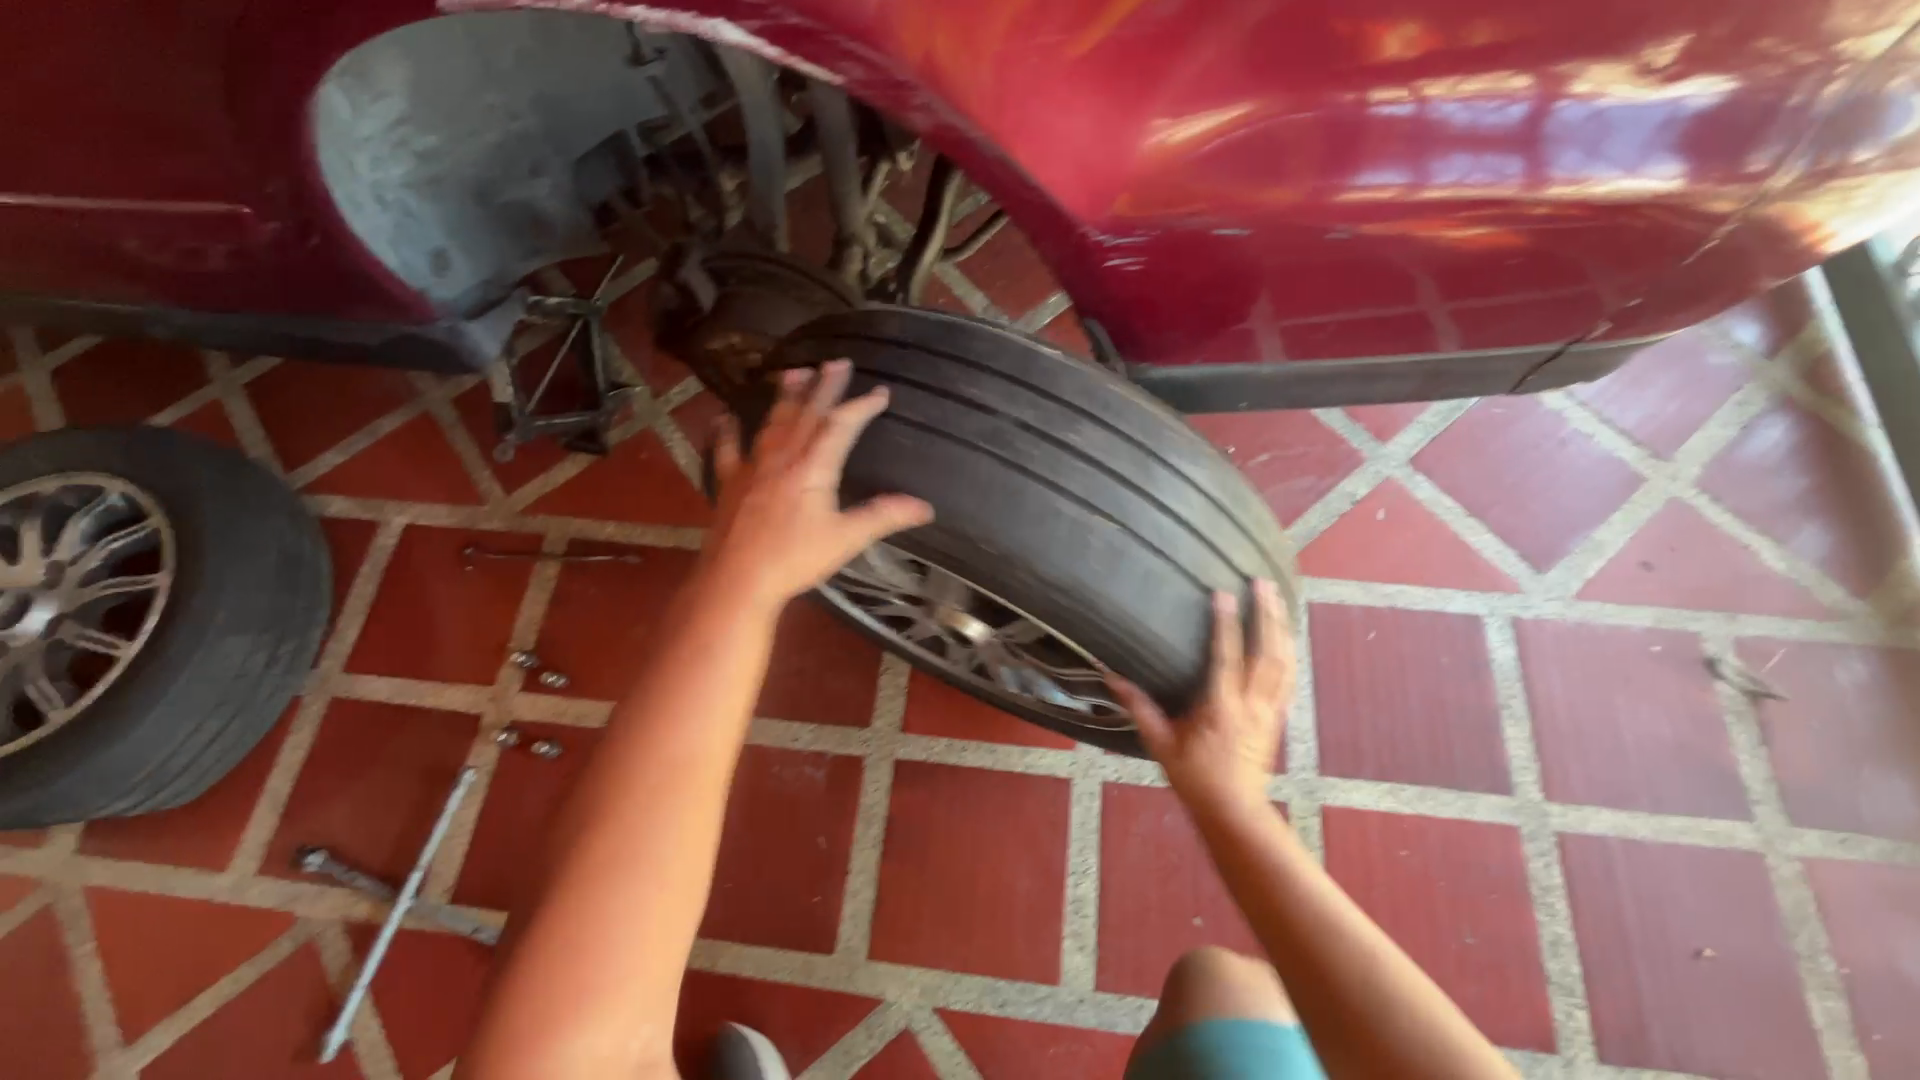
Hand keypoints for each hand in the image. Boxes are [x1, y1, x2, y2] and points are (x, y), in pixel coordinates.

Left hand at [703, 360, 934, 606]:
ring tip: (793, 371)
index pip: (841, 426)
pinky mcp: (729, 484)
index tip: (881, 392)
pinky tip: (724, 416)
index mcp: (813, 468)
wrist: (737, 579)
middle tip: (837, 361)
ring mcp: (752, 468)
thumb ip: (883, 517)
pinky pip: (728, 450)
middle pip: (806, 414)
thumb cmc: (794, 560)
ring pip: (771, 423)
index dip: (861, 406)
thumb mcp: (846, 539)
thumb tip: (924, 507)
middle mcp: (782, 458)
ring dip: (785, 396)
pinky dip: (727, 431)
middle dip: (824, 386)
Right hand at [1106, 579, 1293, 817]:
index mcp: (1221, 709)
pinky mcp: (1278, 717)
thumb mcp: (1160, 743)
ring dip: (1282, 627)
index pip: (1226, 658)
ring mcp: (1269, 711)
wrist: (1234, 809)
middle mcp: (1251, 705)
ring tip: (1279, 597)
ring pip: (1284, 663)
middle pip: (1267, 653)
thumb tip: (1110, 677)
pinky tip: (1288, 636)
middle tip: (1263, 583)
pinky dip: (1289, 652)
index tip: (1222, 593)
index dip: (1225, 624)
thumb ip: (1139, 708)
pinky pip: (1288, 679)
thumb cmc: (1194, 777)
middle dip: (1266, 615)